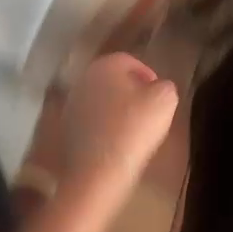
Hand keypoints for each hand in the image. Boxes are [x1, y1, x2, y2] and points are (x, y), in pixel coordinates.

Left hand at [60, 53, 178, 206]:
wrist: (97, 171)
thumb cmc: (133, 129)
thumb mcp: (164, 101)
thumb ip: (165, 87)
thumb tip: (158, 87)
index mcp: (105, 65)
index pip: (130, 60)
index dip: (149, 75)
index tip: (160, 96)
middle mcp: (84, 78)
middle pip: (113, 79)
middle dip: (132, 91)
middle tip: (149, 112)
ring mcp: (72, 102)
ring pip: (101, 99)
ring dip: (117, 109)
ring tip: (135, 130)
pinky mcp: (67, 127)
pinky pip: (92, 120)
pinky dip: (105, 126)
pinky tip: (117, 143)